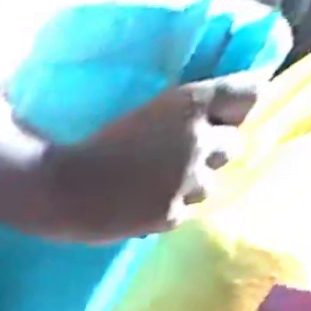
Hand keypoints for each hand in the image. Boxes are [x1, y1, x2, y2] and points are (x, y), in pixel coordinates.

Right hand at [30, 74, 260, 243]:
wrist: (61, 188)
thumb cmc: (88, 144)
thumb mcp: (141, 113)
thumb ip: (178, 115)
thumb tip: (208, 119)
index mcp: (188, 104)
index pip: (249, 94)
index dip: (238, 105)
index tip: (226, 114)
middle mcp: (197, 141)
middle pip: (233, 144)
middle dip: (212, 150)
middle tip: (183, 156)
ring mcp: (185, 182)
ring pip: (210, 184)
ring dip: (191, 184)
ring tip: (160, 186)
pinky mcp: (170, 215)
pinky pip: (182, 212)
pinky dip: (166, 210)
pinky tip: (140, 207)